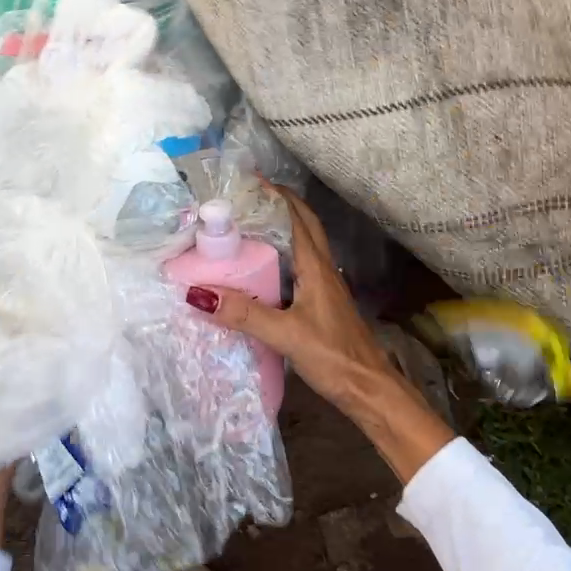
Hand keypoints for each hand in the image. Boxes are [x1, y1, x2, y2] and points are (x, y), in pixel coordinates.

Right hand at [186, 188, 456, 481]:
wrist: (372, 391)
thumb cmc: (334, 358)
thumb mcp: (285, 335)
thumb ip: (244, 314)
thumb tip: (198, 293)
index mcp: (316, 268)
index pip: (296, 218)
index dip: (275, 195)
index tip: (248, 180)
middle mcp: (323, 270)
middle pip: (304, 225)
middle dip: (279, 205)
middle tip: (246, 197)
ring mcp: (325, 288)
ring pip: (303, 246)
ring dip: (281, 229)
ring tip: (247, 226)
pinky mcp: (322, 305)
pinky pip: (299, 268)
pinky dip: (281, 258)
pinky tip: (261, 271)